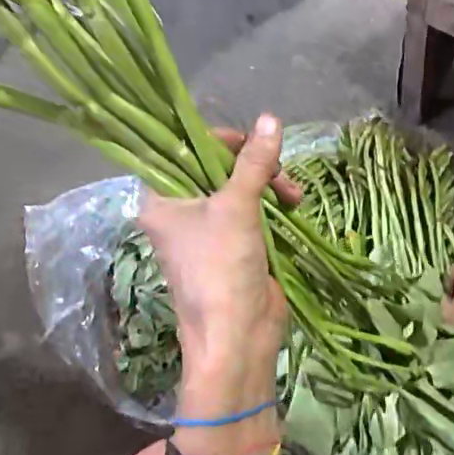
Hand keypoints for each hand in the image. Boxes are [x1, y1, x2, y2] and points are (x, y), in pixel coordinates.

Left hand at [139, 115, 300, 426]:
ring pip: (237, 187)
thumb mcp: (237, 206)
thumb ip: (254, 162)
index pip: (179, 149)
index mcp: (161, 199)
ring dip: (267, 183)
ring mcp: (208, 229)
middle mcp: (179, 210)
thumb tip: (270, 119)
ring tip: (293, 195)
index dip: (216, 140)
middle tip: (276, 170)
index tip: (249, 143)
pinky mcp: (233, 243)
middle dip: (251, 164)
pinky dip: (271, 203)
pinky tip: (293, 204)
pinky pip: (251, 209)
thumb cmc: (222, 267)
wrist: (237, 335)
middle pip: (214, 166)